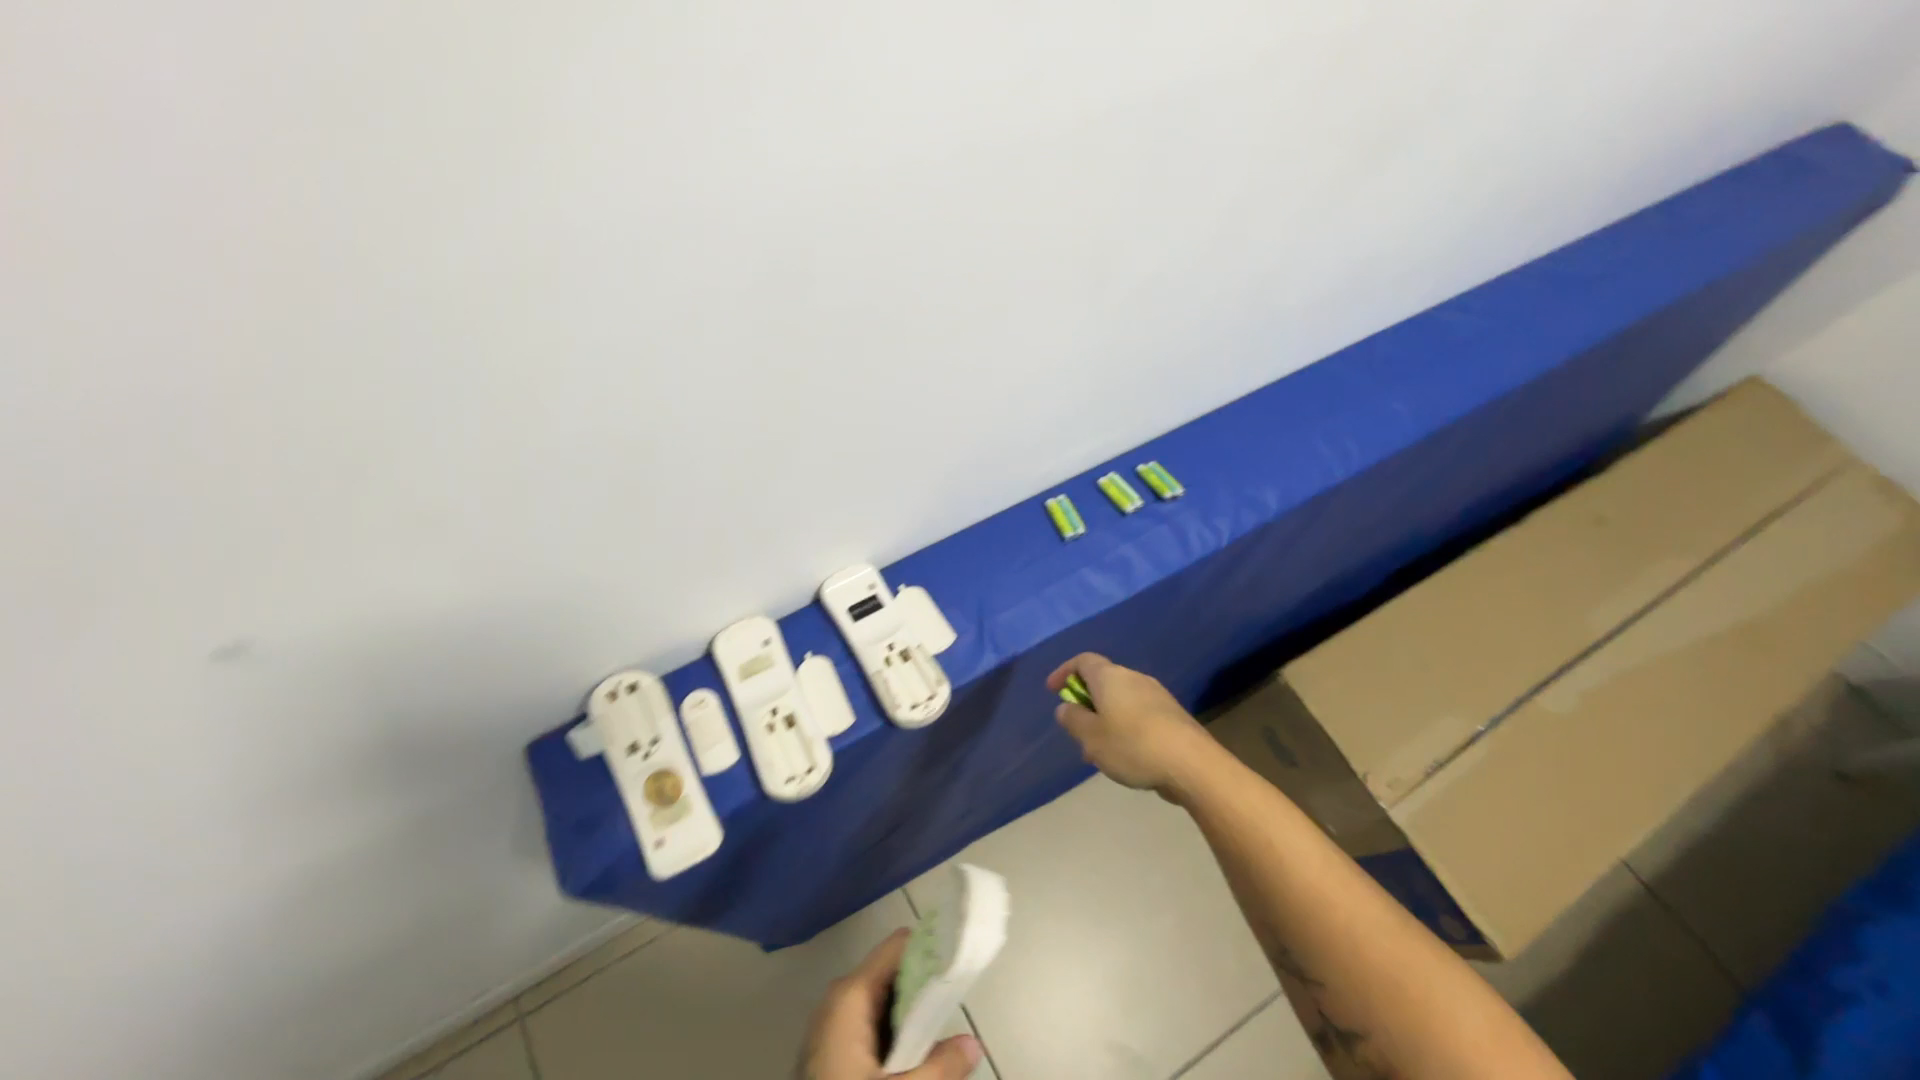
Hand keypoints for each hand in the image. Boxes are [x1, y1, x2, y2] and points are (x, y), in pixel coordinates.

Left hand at [797, 928, 983, 1079]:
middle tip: (958, 1007)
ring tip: (944, 1034)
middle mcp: (839, 1002)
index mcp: (851, 996)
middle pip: (893, 976)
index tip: (961, 966)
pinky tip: (916, 1059)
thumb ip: (942, 1066)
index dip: (931, 951)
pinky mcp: (833, 1055)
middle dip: (926, 992)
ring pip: (884, 1006)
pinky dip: (896, 1039)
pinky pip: (873, 1030)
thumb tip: (972, 1044)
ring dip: (913, 1020)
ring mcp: (833, 1028)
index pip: (898, 948)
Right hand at [1047, 653, 1215, 798]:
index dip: (1064, 672)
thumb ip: (1073, 719)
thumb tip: (1066, 707)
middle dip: (1086, 704)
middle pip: (1103, 682)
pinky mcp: (1172, 716)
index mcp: (1111, 677)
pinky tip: (1124, 757)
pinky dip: (1124, 729)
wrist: (1192, 763)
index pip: (1083, 661)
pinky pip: (1138, 715)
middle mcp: (1134, 678)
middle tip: (1076, 730)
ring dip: (1105, 721)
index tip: (1053, 690)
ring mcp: (1157, 696)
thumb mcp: (1091, 737)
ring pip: (1121, 702)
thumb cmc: (1132, 745)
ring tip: (1098, 753)